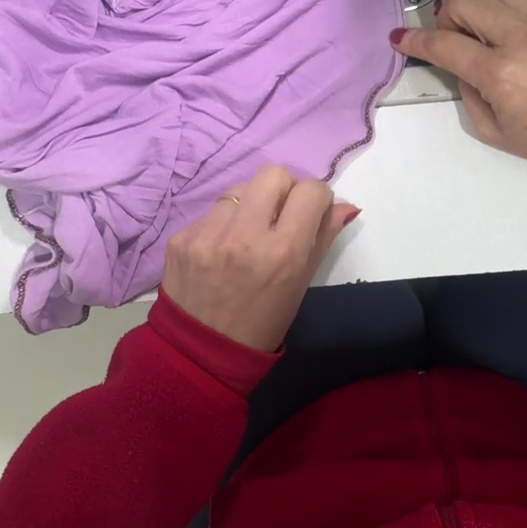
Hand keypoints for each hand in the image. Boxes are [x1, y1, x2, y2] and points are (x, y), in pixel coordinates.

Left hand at [161, 164, 357, 351]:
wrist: (200, 352)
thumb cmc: (263, 323)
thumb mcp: (300, 286)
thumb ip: (322, 239)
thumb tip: (344, 206)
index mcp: (283, 252)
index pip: (310, 191)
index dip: (317, 198)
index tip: (311, 212)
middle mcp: (245, 236)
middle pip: (273, 174)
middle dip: (284, 189)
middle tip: (281, 214)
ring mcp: (208, 234)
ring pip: (240, 189)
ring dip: (251, 205)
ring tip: (248, 235)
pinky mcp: (182, 237)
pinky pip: (212, 212)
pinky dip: (224, 224)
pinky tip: (221, 250)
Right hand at [391, 0, 526, 187]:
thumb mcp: (491, 129)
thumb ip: (466, 89)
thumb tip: (456, 57)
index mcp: (500, 75)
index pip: (442, 44)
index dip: (415, 41)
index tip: (402, 38)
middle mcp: (523, 38)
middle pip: (464, 0)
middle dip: (448, 16)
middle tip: (456, 34)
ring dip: (481, 0)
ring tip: (488, 21)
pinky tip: (516, 8)